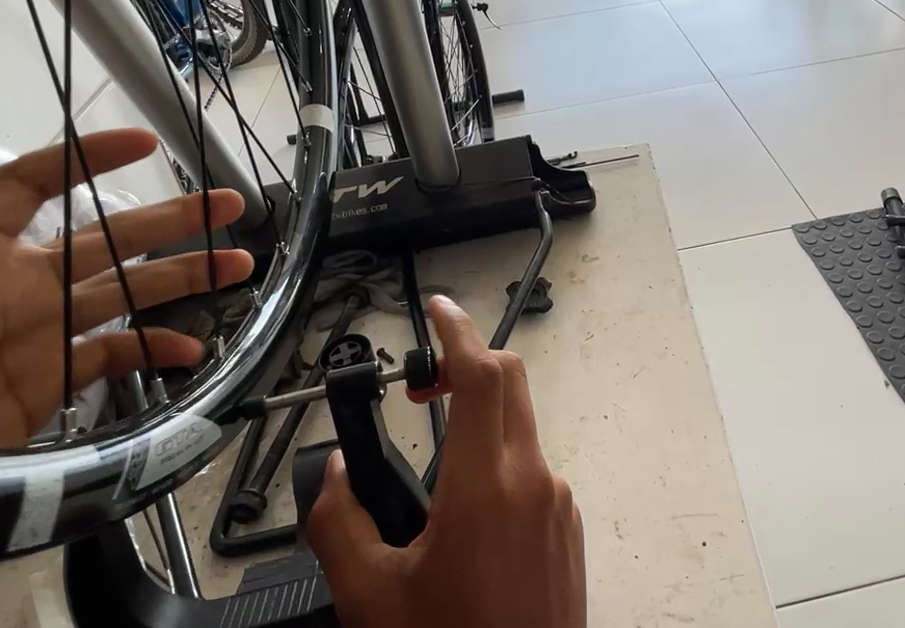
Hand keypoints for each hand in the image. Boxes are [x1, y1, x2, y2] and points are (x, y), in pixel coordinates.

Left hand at [0, 128, 252, 451]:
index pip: (33, 187)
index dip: (87, 160)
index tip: (145, 143)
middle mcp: (20, 284)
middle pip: (108, 237)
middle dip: (172, 218)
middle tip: (230, 203)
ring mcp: (42, 332)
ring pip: (127, 290)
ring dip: (183, 276)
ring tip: (238, 265)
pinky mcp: (54, 380)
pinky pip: (116, 354)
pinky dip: (155, 349)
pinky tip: (191, 351)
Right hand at [306, 297, 586, 627]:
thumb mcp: (371, 597)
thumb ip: (340, 522)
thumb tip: (336, 475)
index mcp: (485, 485)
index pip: (481, 373)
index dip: (458, 330)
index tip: (438, 308)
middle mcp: (533, 480)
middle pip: (509, 383)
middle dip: (469, 362)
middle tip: (424, 383)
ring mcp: (558, 502)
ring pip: (520, 427)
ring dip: (481, 419)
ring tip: (436, 464)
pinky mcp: (569, 527)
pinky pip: (533, 469)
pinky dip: (500, 461)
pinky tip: (469, 514)